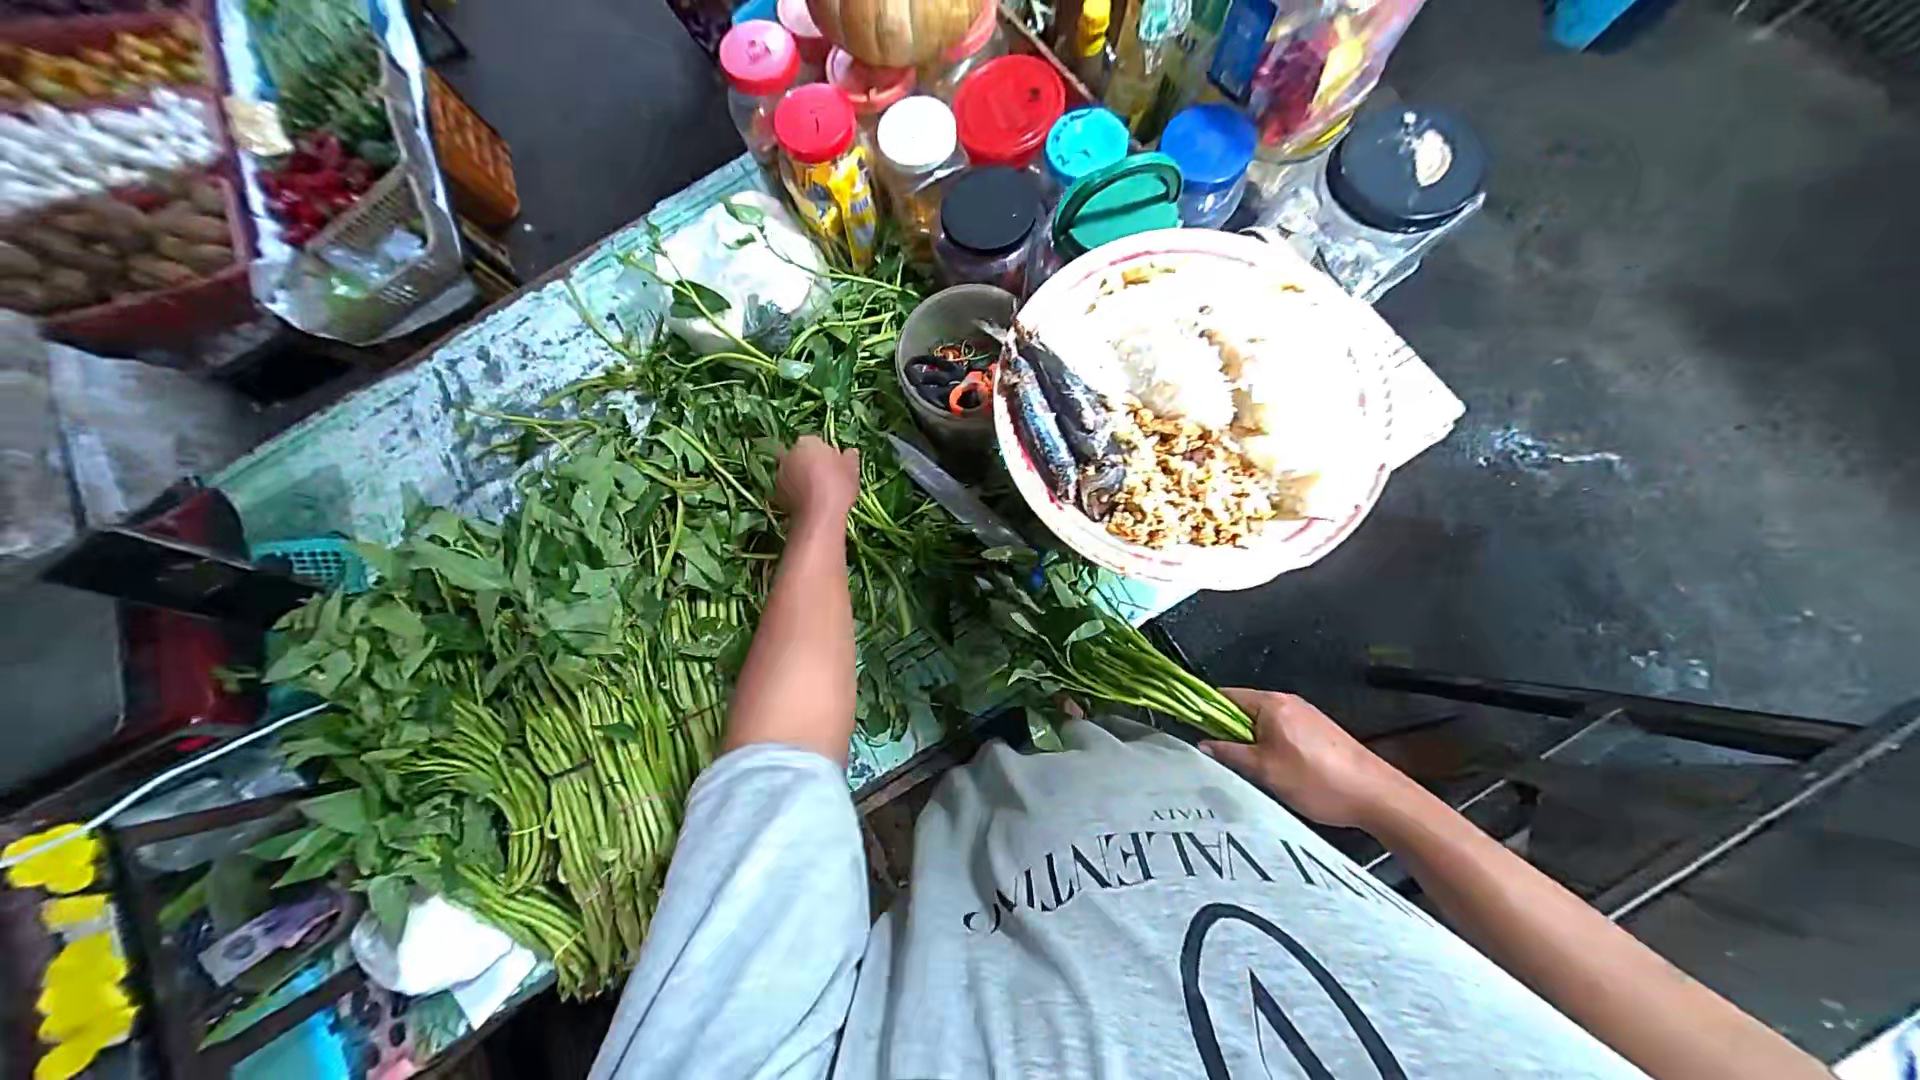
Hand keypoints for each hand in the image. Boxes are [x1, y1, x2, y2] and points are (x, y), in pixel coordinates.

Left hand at [775, 436, 859, 529]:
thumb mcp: (852, 469)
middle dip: (810, 464)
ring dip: (800, 478)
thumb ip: (850, 457)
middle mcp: (789, 454)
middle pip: (801, 456)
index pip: (816, 442)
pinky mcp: (776, 493)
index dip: (826, 454)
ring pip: (792, 472)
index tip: (835, 465)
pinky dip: (795, 493)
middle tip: (826, 478)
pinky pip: (788, 489)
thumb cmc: (838, 486)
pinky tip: (808, 503)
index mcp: (807, 442)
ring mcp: (780, 473)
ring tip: (817, 493)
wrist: (819, 516)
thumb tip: (850, 452)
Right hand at [1201, 689, 1417, 830]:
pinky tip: (1277, 770)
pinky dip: (1271, 746)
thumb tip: (1204, 743)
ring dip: (1251, 741)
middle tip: (1224, 757)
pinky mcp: (1318, 732)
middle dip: (1230, 730)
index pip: (1224, 695)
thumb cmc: (1319, 780)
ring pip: (1262, 722)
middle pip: (1243, 708)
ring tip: (1252, 768)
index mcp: (1271, 703)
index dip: (1205, 711)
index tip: (1195, 729)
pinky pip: (1281, 731)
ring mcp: (1305, 716)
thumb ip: (1229, 753)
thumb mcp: (1264, 770)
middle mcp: (1288, 702)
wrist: (1378, 798)